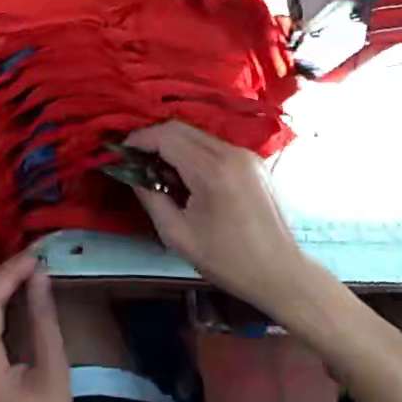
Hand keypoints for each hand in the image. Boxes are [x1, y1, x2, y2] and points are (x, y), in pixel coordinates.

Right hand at [124, 122, 330, 318]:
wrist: (280, 272)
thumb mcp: (178, 235)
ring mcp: (246, 155)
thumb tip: (132, 175)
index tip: (120, 151)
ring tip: (157, 169)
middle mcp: (231, 153)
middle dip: (154, 139)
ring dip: (174, 145)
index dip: (140, 139)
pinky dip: (194, 152)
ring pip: (199, 135)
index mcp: (212, 170)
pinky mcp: (254, 162)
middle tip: (134, 158)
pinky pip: (215, 146)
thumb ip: (151, 198)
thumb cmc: (228, 260)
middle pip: (182, 129)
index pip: (167, 137)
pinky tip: (186, 175)